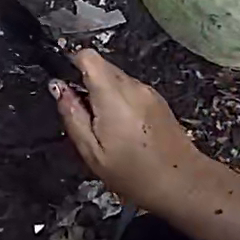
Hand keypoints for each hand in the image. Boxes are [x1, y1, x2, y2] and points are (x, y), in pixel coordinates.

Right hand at [51, 50, 212, 209]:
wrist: (182, 183)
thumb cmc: (134, 174)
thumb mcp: (92, 152)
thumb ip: (72, 115)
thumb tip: (57, 87)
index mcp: (113, 96)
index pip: (88, 56)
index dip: (72, 64)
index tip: (67, 87)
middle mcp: (133, 86)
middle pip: (102, 66)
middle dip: (87, 84)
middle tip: (86, 118)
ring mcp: (148, 91)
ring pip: (116, 78)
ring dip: (104, 94)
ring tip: (106, 129)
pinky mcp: (157, 99)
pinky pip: (130, 89)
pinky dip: (120, 101)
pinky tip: (123, 129)